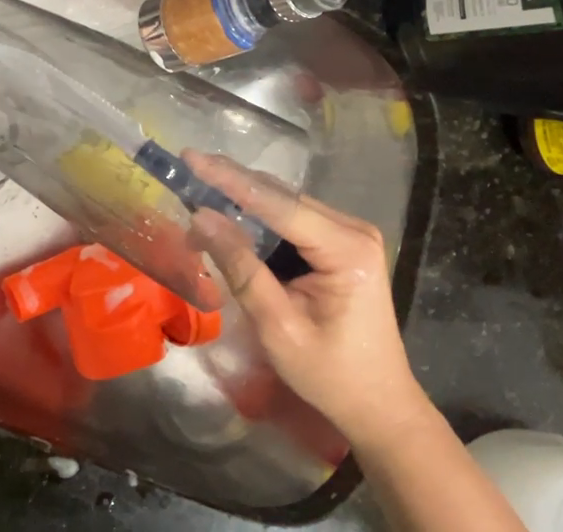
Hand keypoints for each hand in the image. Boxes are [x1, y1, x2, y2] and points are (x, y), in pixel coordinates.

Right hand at [184, 152, 432, 448]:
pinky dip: (255, 215)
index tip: (189, 158)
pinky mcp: (340, 243)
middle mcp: (353, 230)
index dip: (229, 179)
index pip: (277, 204)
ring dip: (238, 198)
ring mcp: (350, 234)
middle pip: (280, 196)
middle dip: (229, 183)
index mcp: (346, 250)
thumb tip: (200, 217)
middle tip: (183, 170)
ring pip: (283, 202)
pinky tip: (225, 213)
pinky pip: (290, 217)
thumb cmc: (330, 372)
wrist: (378, 404)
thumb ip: (240, 266)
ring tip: (195, 191)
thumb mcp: (277, 324)